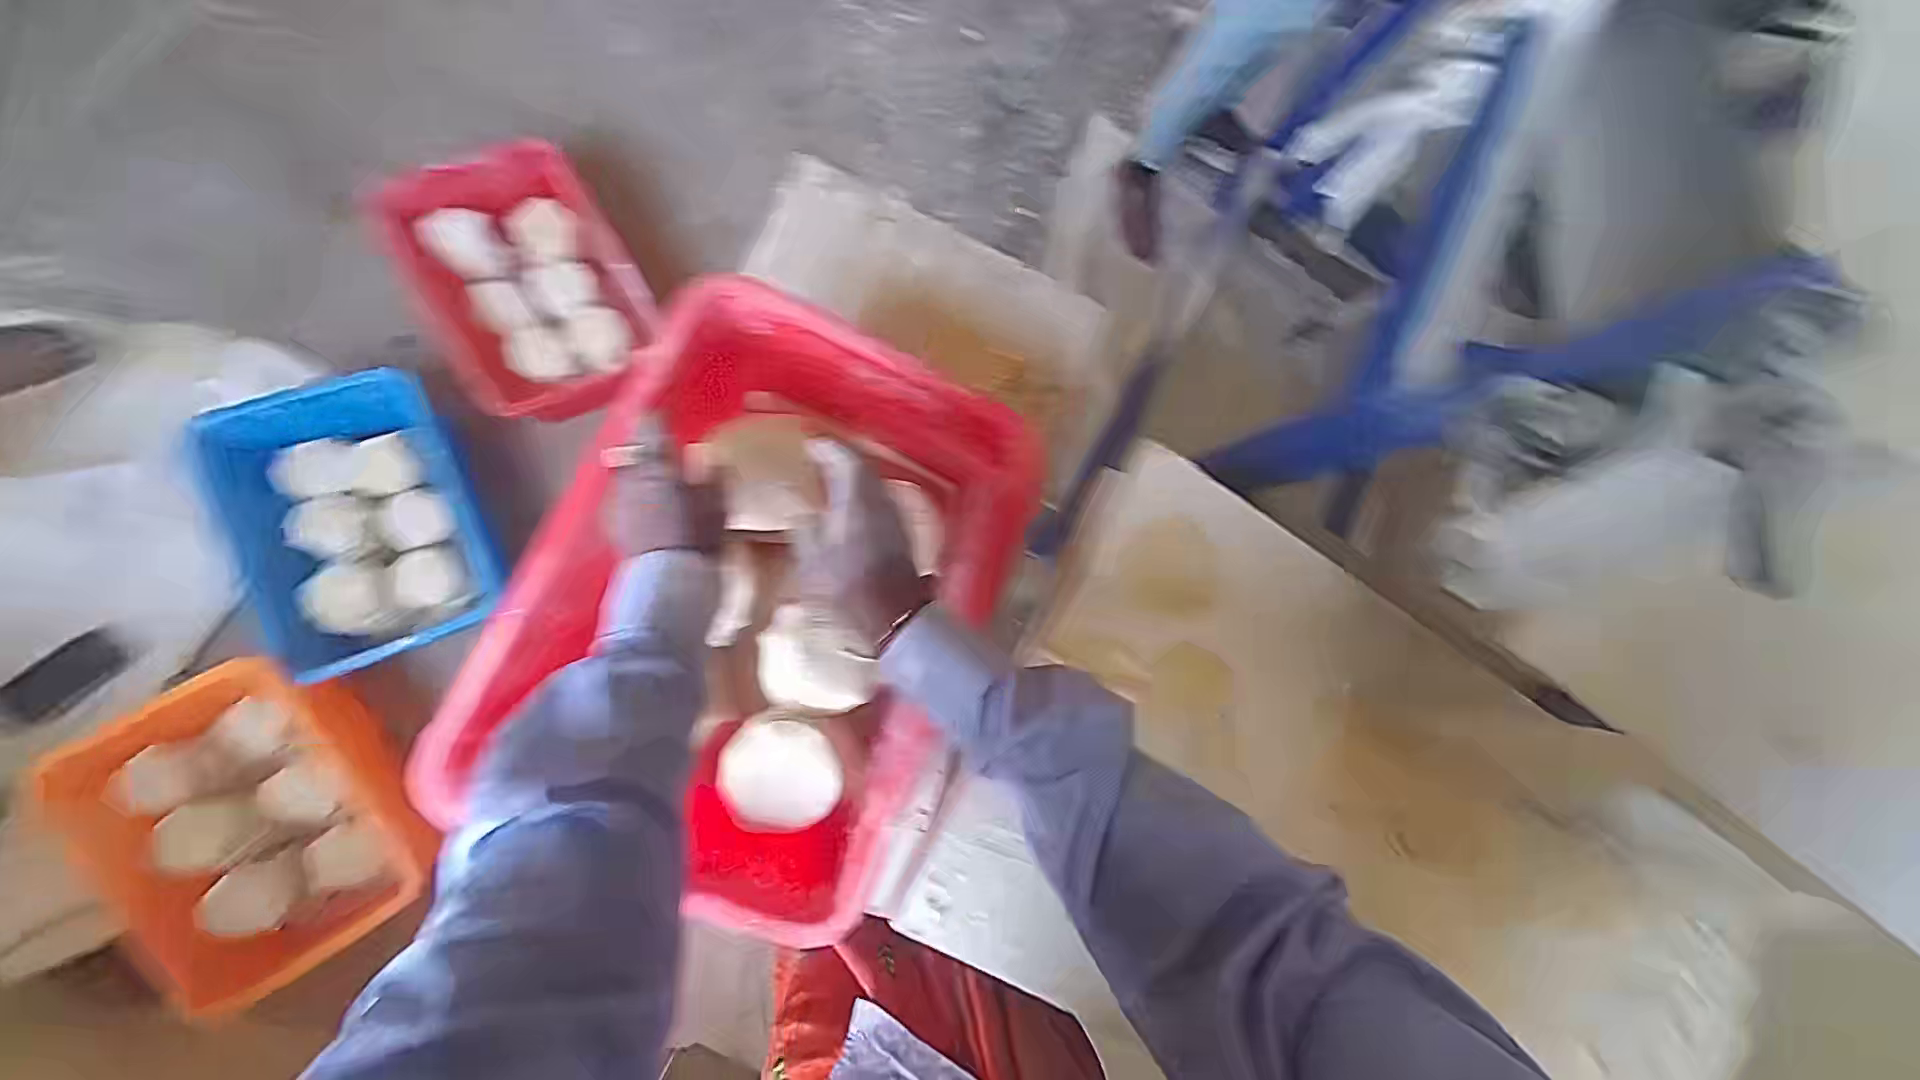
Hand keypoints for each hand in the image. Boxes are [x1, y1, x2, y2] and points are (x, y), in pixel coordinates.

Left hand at [602, 414, 725, 557]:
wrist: (669, 581)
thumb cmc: (699, 539)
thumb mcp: (718, 505)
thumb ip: (712, 476)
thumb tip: (707, 457)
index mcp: (659, 464)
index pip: (651, 425)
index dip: (658, 415)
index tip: (666, 409)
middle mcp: (632, 475)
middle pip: (635, 448)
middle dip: (648, 445)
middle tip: (664, 446)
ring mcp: (618, 498)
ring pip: (628, 471)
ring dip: (641, 470)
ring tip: (659, 478)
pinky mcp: (613, 520)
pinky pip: (624, 496)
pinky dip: (636, 495)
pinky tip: (650, 507)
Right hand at [797, 439, 931, 649]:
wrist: (893, 612)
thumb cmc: (847, 584)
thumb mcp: (812, 557)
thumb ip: (803, 525)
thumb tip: (795, 505)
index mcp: (857, 496)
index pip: (845, 456)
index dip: (827, 446)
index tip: (810, 442)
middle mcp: (880, 497)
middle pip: (862, 465)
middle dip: (841, 456)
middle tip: (820, 454)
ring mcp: (894, 513)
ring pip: (872, 481)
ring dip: (852, 473)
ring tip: (830, 475)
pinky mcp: (900, 529)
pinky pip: (878, 497)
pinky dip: (862, 491)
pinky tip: (849, 502)